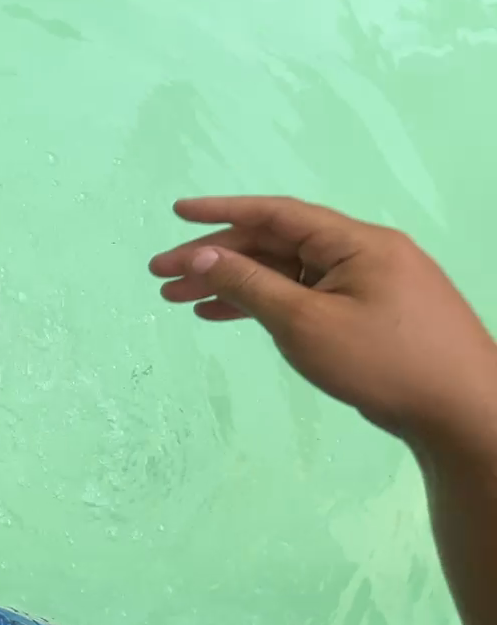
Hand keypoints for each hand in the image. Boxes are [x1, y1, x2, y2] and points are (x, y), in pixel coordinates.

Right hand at [149, 196, 496, 448]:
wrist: (463, 414)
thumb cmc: (382, 360)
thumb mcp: (302, 320)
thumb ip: (246, 282)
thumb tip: (198, 255)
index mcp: (357, 245)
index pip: (277, 215)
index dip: (222, 210)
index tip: (176, 213)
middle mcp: (362, 256)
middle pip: (272, 244)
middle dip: (212, 258)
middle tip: (160, 275)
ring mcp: (364, 284)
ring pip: (279, 271)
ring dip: (226, 282)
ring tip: (176, 298)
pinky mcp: (362, 311)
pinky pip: (296, 294)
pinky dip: (254, 300)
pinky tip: (218, 313)